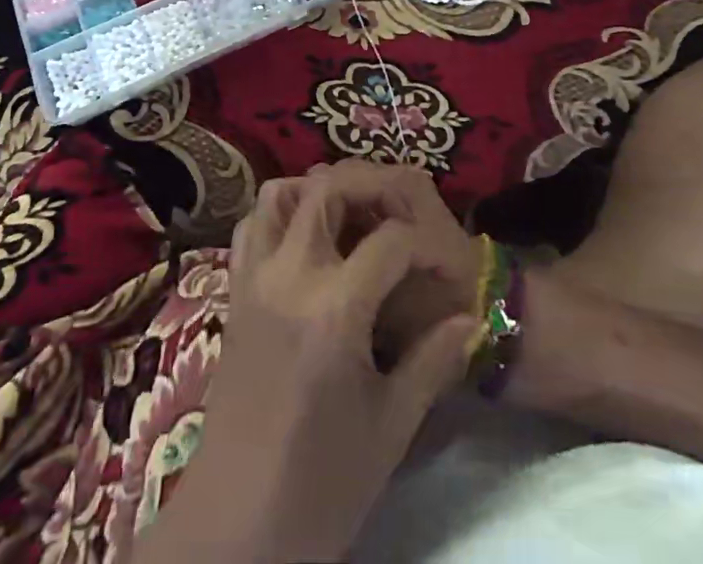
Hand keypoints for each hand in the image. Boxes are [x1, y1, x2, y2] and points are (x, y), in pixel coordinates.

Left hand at [132, 171, 477, 563]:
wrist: (241, 513)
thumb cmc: (325, 478)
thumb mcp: (393, 422)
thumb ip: (433, 358)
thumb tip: (471, 317)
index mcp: (334, 308)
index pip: (390, 239)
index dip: (428, 247)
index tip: (446, 273)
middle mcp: (287, 276)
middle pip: (325, 190)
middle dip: (370, 190)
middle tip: (400, 218)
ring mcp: (251, 279)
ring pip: (276, 196)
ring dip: (315, 193)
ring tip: (351, 220)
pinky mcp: (232, 293)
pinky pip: (250, 230)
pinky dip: (278, 217)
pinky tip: (307, 245)